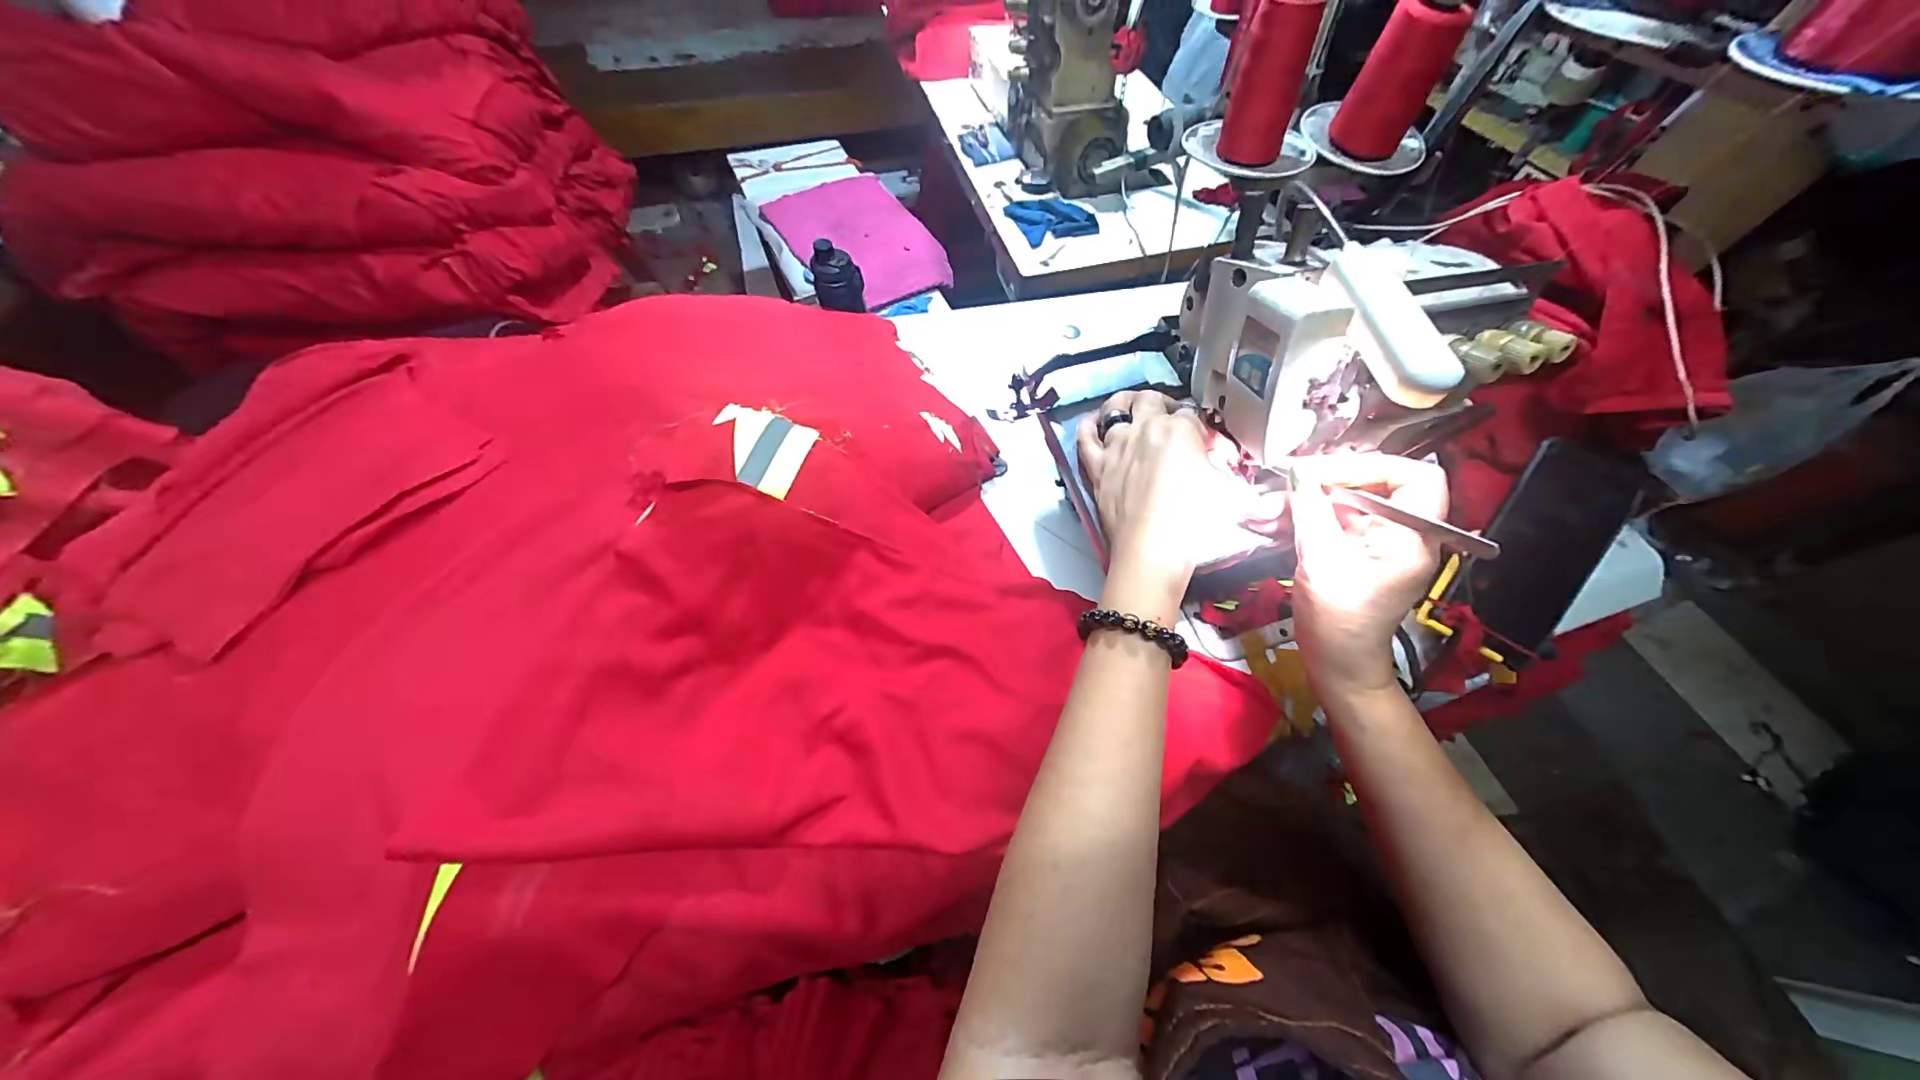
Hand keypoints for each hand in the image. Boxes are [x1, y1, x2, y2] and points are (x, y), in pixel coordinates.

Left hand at [1076, 391, 1235, 619]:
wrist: (1152, 549)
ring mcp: (1117, 447)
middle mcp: (1146, 430)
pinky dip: (1088, 427)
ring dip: (1124, 405)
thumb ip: (1229, 473)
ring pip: (1115, 410)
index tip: (1197, 435)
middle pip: (1150, 400)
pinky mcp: (1097, 467)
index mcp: (1181, 430)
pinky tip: (1091, 423)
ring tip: (1130, 407)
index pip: (1190, 413)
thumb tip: (1241, 474)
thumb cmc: (1192, 523)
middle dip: (1160, 403)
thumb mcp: (1228, 492)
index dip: (1195, 422)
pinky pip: (1086, 438)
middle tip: (1166, 416)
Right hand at [1289, 452, 1447, 701]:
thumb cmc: (1340, 623)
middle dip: (1318, 484)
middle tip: (1280, 488)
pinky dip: (1297, 519)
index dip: (1369, 466)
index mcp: (1411, 536)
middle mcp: (1399, 533)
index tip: (1324, 474)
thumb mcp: (1322, 561)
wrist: (1338, 666)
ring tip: (1260, 511)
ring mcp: (1374, 542)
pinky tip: (1266, 522)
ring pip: (1339, 503)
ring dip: (1298, 503)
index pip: (1412, 475)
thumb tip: (1298, 473)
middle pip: (1366, 486)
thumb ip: (1311, 511)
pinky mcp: (1350, 551)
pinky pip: (1326, 521)